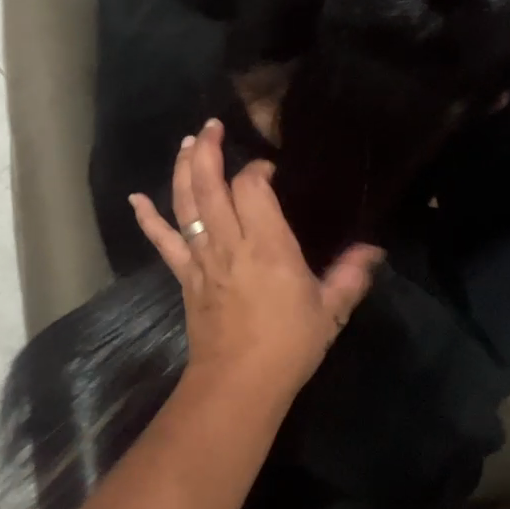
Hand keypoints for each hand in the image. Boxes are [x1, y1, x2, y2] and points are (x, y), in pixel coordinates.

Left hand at [130, 119, 384, 396]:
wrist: (239, 383)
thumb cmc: (289, 345)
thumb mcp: (329, 310)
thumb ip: (350, 275)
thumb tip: (374, 249)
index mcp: (267, 245)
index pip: (251, 188)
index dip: (255, 170)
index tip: (268, 169)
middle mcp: (228, 241)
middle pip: (210, 184)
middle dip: (208, 150)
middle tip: (211, 125)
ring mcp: (201, 256)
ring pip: (185, 203)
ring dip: (183, 169)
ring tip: (187, 142)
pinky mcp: (183, 274)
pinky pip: (162, 240)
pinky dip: (148, 218)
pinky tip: (135, 198)